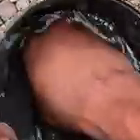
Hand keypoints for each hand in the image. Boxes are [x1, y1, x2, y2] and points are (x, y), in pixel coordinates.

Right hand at [22, 23, 139, 139]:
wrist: (111, 97)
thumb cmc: (73, 106)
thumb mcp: (44, 107)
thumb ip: (38, 89)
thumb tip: (41, 85)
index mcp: (35, 49)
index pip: (27, 50)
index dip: (33, 63)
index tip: (38, 74)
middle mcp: (54, 33)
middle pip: (49, 39)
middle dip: (52, 52)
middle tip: (57, 71)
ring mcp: (78, 31)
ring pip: (69, 39)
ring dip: (71, 50)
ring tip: (78, 71)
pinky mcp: (99, 35)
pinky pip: (87, 43)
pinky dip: (88, 53)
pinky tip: (93, 69)